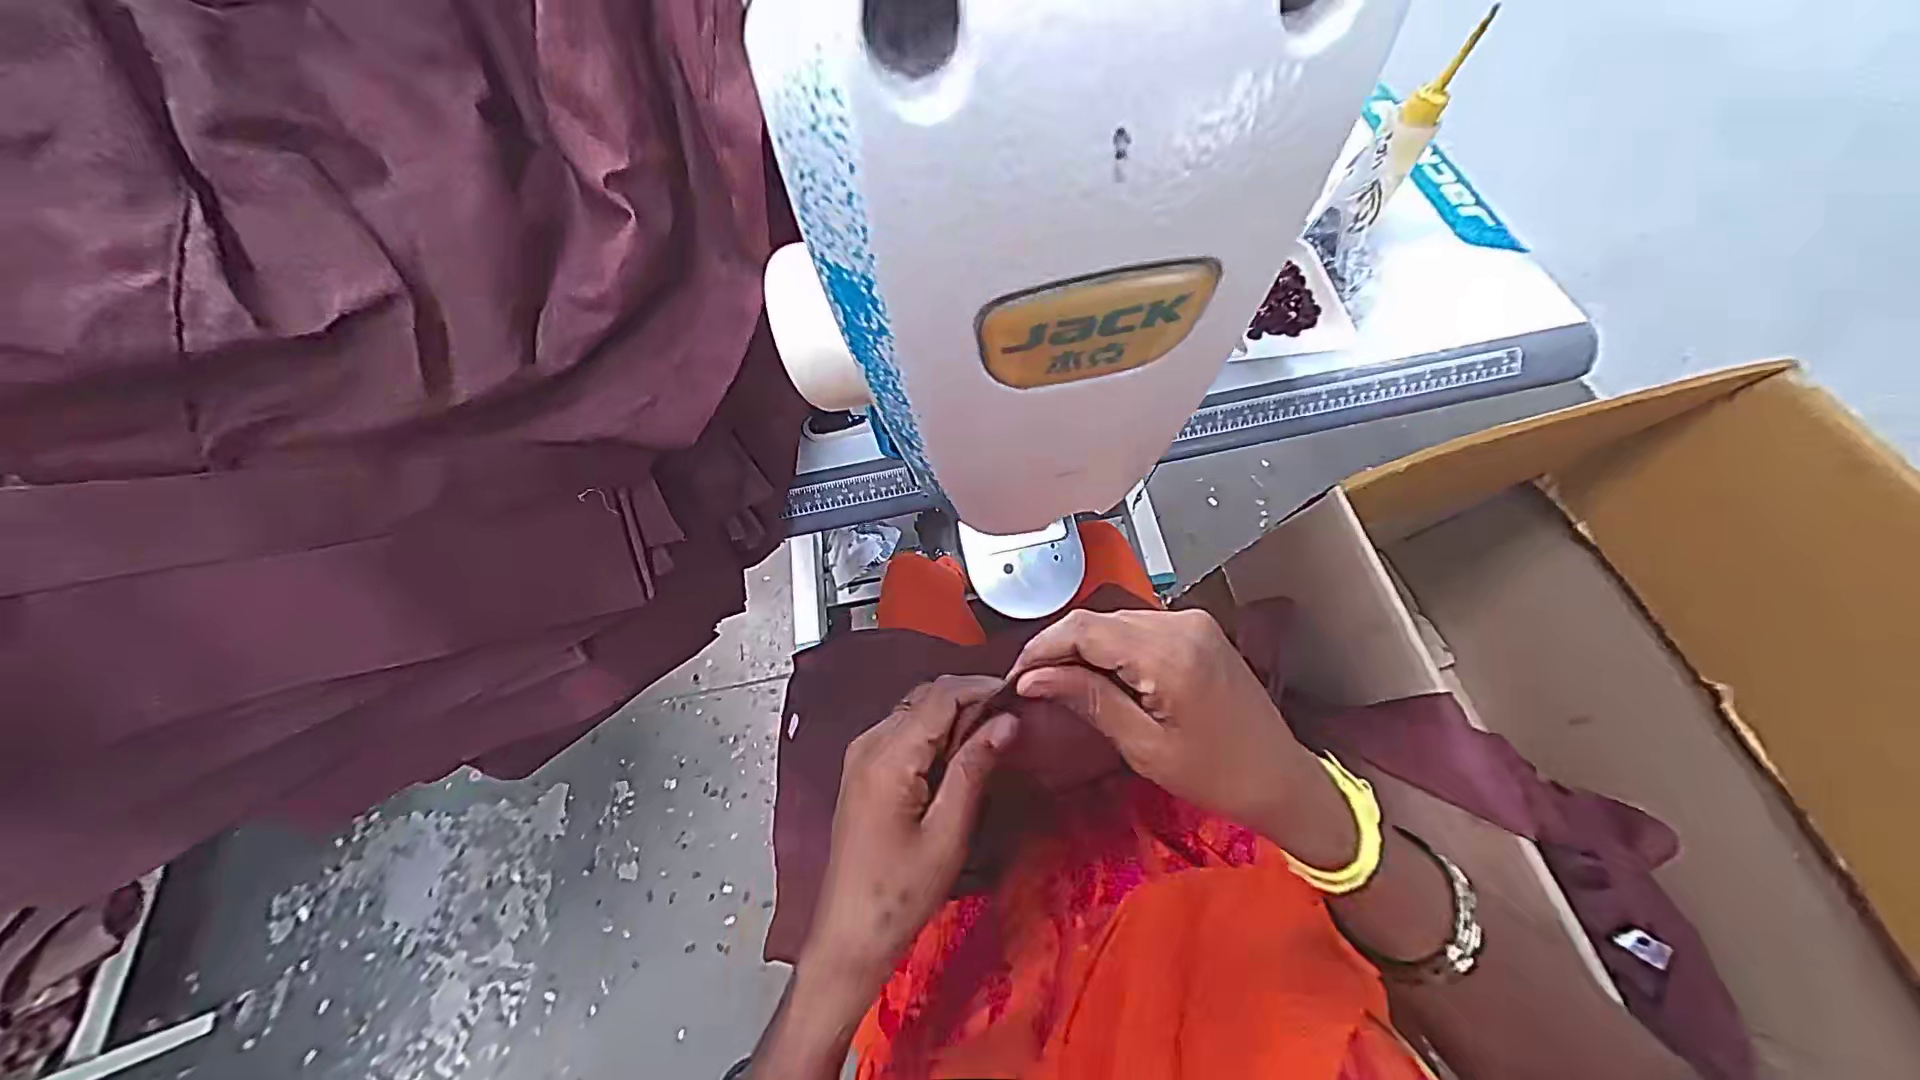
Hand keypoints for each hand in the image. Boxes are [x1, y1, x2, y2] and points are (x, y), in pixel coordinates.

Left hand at [799, 675, 1019, 997]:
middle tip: (1008, 722)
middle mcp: (868, 744)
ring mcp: (860, 754)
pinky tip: (956, 757)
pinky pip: (903, 731)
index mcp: (887, 756)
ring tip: (989, 740)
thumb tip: (1006, 721)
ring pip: (915, 710)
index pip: (939, 696)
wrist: (849, 934)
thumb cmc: (899, 893)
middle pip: (925, 697)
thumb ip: (974, 767)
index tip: (1016, 695)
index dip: (980, 687)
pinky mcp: (862, 768)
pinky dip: (934, 733)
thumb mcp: (948, 832)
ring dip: (953, 716)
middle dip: (969, 700)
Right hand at [1007, 608, 1354, 864]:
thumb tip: (1033, 678)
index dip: (1041, 649)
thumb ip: (1086, 699)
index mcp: (1169, 653)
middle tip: (1031, 682)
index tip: (1017, 677)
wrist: (1281, 778)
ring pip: (1113, 620)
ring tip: (1057, 680)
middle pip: (1096, 619)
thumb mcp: (1143, 745)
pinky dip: (1108, 646)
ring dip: (1081, 646)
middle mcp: (1181, 624)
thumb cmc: (1216, 775)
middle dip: (1057, 648)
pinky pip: (1136, 627)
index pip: (1084, 629)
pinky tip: (1095, 672)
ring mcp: (1192, 622)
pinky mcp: (1196, 628)